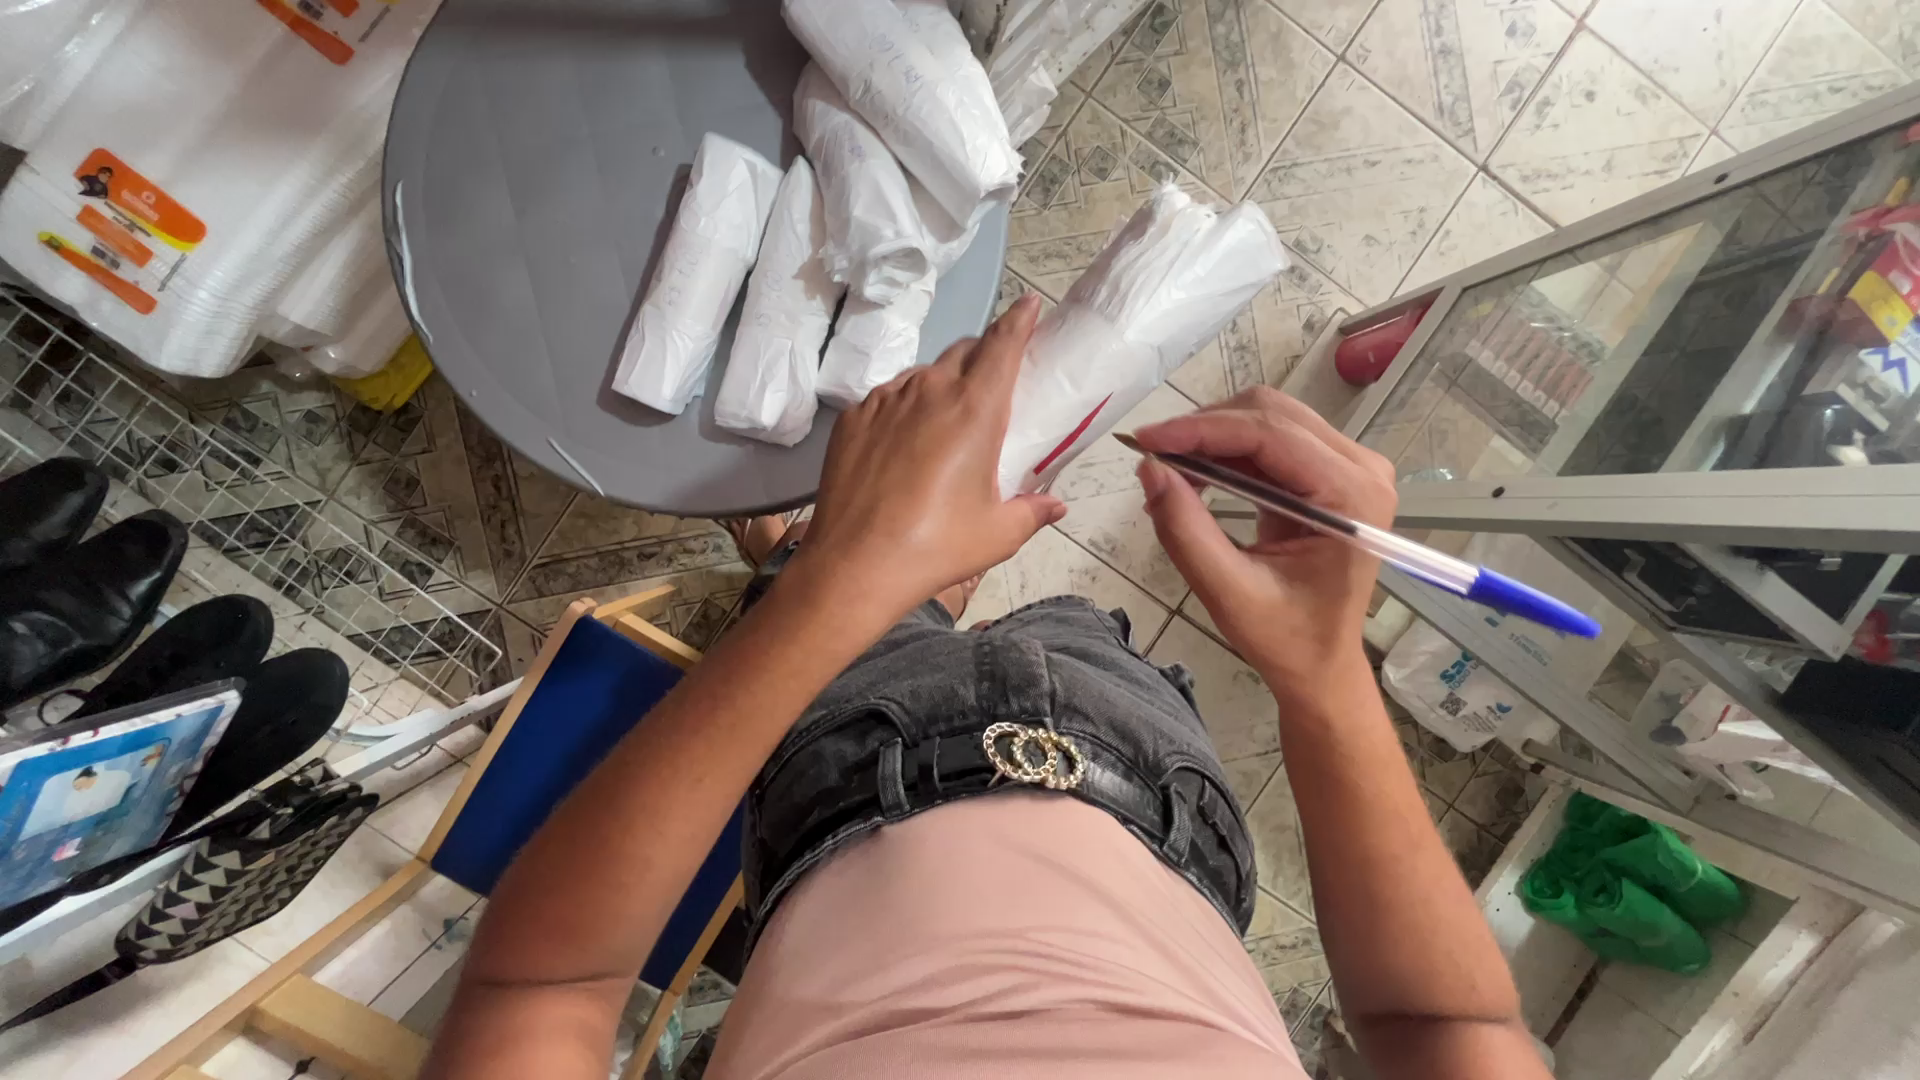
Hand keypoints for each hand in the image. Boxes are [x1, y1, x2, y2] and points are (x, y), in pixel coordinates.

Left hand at [786, 294, 1065, 622]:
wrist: (855, 565)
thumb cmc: (938, 547)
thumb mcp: (998, 534)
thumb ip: (1032, 511)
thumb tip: (1056, 506)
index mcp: (975, 409)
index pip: (1002, 344)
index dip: (1020, 319)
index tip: (1029, 304)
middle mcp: (930, 390)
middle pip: (963, 351)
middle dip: (983, 355)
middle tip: (992, 383)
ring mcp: (885, 400)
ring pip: (923, 374)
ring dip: (942, 384)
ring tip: (944, 422)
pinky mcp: (853, 417)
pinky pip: (888, 397)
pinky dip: (905, 406)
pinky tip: (903, 442)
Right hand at [1133, 386, 1395, 690]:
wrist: (1320, 661)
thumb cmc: (1283, 637)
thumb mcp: (1227, 591)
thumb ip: (1186, 530)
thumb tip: (1149, 469)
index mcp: (1351, 497)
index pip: (1270, 435)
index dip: (1202, 430)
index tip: (1144, 441)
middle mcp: (1361, 468)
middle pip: (1270, 413)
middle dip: (1204, 429)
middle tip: (1152, 458)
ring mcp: (1349, 467)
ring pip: (1267, 419)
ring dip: (1211, 437)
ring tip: (1168, 472)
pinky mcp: (1328, 473)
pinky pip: (1269, 441)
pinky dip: (1224, 452)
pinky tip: (1193, 477)